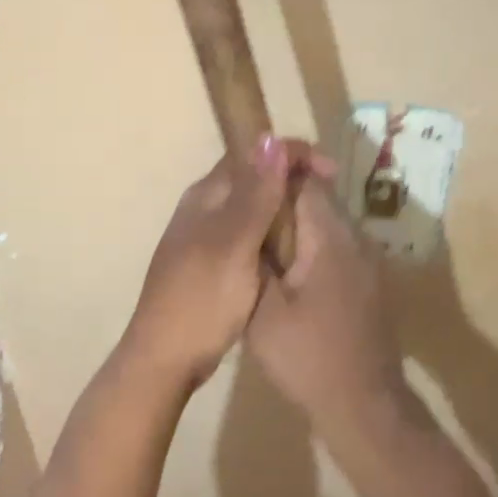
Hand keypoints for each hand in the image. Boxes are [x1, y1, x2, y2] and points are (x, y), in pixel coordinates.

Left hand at [122, 135, 334, 388]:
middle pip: (252, 183)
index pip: (250, 155)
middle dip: (291, 183)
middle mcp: (202, 214)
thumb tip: (268, 137)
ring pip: (251, 215)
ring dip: (283, 214)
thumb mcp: (233, 245)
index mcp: (204, 199)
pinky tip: (292, 258)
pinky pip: (248, 244)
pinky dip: (272, 243)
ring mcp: (205, 245)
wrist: (166, 359)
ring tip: (318, 228)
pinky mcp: (212, 272)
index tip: (331, 173)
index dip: (291, 155)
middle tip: (330, 202)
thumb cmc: (200, 301)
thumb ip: (254, 196)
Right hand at [245, 177, 412, 435]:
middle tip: (240, 214)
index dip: (272, 171)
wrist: (361, 404)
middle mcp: (356, 241)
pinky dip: (306, 252)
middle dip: (279, 200)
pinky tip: (281, 276)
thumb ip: (252, 260)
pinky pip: (333, 253)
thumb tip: (243, 221)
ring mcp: (367, 265)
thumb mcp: (262, 312)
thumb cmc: (307, 357)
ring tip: (254, 244)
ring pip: (325, 228)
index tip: (239, 178)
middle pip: (317, 200)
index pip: (305, 180)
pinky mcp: (366, 288)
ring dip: (292, 229)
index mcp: (331, 239)